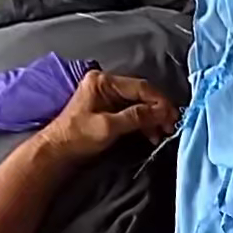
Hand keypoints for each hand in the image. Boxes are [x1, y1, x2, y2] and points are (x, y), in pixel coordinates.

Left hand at [36, 70, 175, 162]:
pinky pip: (133, 112)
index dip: (160, 102)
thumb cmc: (78, 137)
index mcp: (103, 81)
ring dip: (153, 119)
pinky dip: (144, 123)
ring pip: (139, 104)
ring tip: (162, 134)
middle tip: (171, 127)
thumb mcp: (109, 127)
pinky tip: (152, 135)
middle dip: (158, 111)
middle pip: (142, 94)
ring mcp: (108, 97)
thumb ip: (136, 117)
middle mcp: (107, 84)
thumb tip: (161, 112)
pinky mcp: (109, 110)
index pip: (140, 87)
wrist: (58, 151)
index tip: (173, 117)